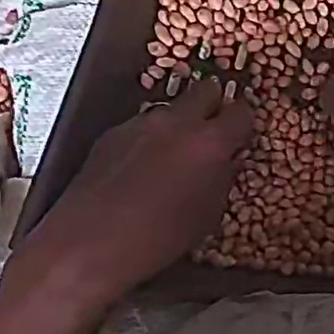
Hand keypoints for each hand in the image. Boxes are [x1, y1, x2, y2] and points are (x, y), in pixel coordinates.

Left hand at [14, 77, 251, 309]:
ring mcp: (141, 124)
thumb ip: (224, 178)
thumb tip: (229, 160)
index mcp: (211, 142)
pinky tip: (146, 166)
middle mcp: (178, 123)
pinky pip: (144, 124)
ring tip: (178, 152)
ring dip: (182, 121)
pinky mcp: (112, 133)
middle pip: (206, 90)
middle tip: (215, 129)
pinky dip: (153, 136)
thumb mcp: (209, 213)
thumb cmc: (161, 237)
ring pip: (173, 107)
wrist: (88, 244)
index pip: (241, 112)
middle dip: (215, 104)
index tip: (243, 135)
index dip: (245, 123)